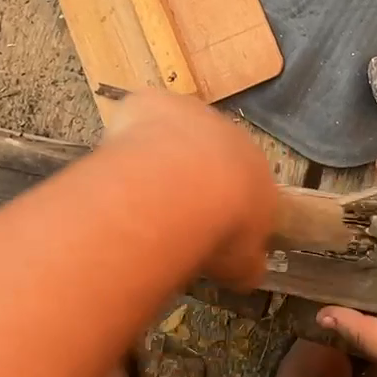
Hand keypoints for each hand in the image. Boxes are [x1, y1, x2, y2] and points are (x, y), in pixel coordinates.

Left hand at [100, 90, 277, 285]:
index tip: (205, 227)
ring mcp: (189, 112)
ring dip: (161, 156)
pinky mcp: (152, 102)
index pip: (244, 183)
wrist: (182, 188)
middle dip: (192, 177)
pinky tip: (119, 165)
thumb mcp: (242, 264)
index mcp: (257, 169)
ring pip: (174, 132)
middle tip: (169, 213)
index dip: (224, 205)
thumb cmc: (220, 228)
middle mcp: (229, 134)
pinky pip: (139, 117)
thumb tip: (247, 275)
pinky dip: (129, 134)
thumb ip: (245, 264)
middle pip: (210, 152)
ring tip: (140, 194)